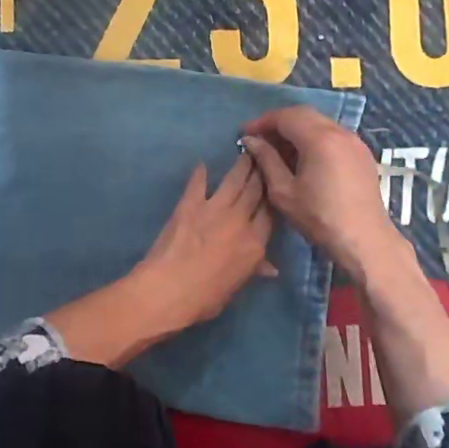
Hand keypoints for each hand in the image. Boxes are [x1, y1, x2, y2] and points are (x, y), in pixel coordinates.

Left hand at [131, 154, 277, 327]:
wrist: (169, 288)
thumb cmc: (206, 297)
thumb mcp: (236, 286)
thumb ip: (253, 270)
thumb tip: (271, 268)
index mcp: (256, 243)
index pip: (272, 213)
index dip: (275, 196)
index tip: (279, 181)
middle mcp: (240, 220)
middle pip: (256, 191)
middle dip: (262, 172)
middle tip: (267, 154)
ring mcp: (214, 209)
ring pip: (233, 181)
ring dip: (241, 165)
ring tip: (246, 151)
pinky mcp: (189, 205)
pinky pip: (197, 184)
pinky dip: (199, 174)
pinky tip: (201, 164)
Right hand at [239, 106, 398, 266]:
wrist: (363, 239)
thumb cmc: (319, 217)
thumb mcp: (283, 190)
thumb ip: (266, 160)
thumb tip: (251, 140)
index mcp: (320, 139)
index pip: (286, 117)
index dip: (262, 122)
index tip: (244, 133)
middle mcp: (340, 132)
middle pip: (304, 114)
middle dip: (278, 122)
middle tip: (259, 138)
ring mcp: (355, 141)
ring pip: (320, 122)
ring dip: (296, 129)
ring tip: (278, 148)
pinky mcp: (361, 153)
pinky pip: (333, 134)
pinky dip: (313, 137)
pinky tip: (302, 157)